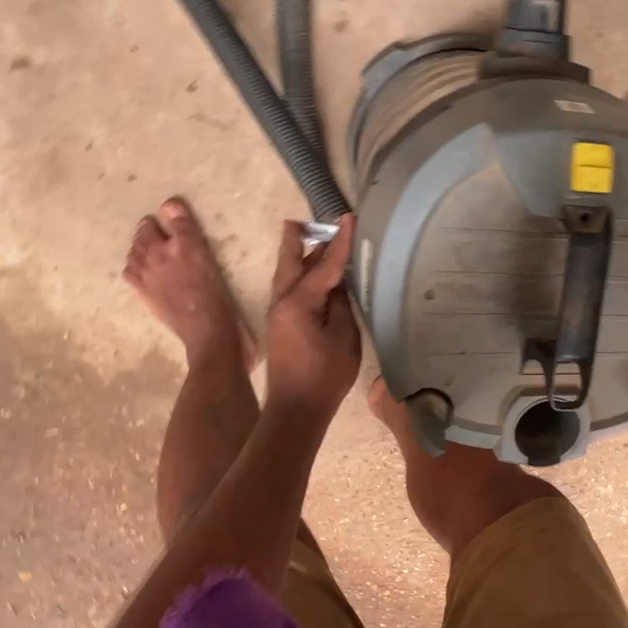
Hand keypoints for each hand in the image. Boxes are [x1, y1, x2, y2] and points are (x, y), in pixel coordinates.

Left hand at [264, 215, 359, 418]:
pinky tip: (315, 274)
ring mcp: (279, 313)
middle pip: (291, 262)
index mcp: (298, 302)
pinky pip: (290, 288)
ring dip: (299, 255)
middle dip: (299, 239)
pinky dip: (301, 273)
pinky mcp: (281, 324)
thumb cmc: (324, 375)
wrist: (295, 409)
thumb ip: (341, 304)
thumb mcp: (343, 337)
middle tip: (306, 219)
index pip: (324, 264)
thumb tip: (338, 283)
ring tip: (310, 238)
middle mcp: (282, 301)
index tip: (349, 218)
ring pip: (287, 274)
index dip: (340, 242)